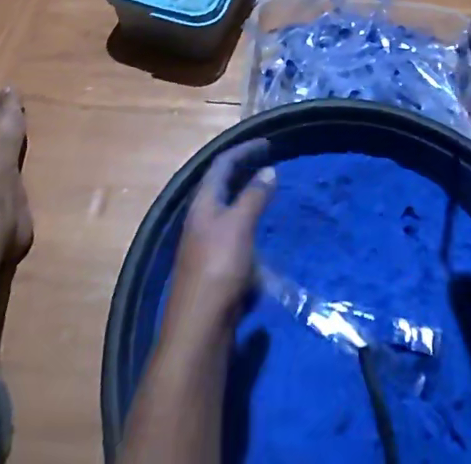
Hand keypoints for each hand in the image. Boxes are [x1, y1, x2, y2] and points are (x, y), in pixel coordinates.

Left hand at [164, 139, 275, 338]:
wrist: (199, 327)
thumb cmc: (219, 268)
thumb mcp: (239, 226)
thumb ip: (254, 197)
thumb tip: (267, 170)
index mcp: (202, 204)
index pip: (221, 164)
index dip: (243, 150)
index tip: (267, 143)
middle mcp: (200, 220)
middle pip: (223, 189)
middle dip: (245, 176)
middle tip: (270, 168)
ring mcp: (206, 247)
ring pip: (230, 218)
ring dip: (249, 210)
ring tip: (271, 207)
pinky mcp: (214, 272)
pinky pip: (237, 247)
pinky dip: (252, 243)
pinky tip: (265, 259)